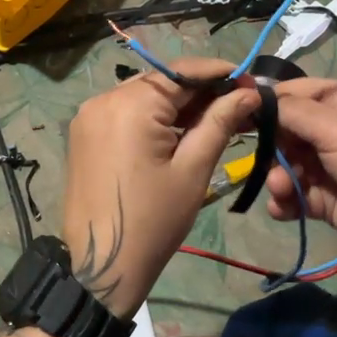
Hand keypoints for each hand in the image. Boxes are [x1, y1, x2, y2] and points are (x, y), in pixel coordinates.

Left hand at [63, 59, 258, 317]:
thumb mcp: (192, 170)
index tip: (252, 83)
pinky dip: (154, 117)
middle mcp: (103, 98)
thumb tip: (248, 93)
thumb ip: (219, 122)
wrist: (101, 264)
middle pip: (162, 82)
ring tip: (216, 119)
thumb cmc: (153, 219)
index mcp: (130, 103)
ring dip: (178, 104)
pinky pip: (126, 112)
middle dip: (201, 90)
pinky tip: (181, 132)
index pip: (182, 72)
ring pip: (144, 96)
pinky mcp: (84, 133)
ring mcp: (89, 115)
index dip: (220, 73)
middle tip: (240, 104)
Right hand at [266, 77, 336, 263]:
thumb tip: (253, 96)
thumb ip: (292, 112)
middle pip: (282, 131)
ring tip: (281, 190)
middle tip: (263, 162)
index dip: (263, 103)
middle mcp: (330, 128)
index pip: (290, 92)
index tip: (234, 115)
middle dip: (270, 148)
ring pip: (283, 164)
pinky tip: (282, 208)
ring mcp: (326, 164)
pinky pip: (292, 194)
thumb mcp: (335, 128)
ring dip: (277, 177)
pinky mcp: (323, 197)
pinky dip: (284, 200)